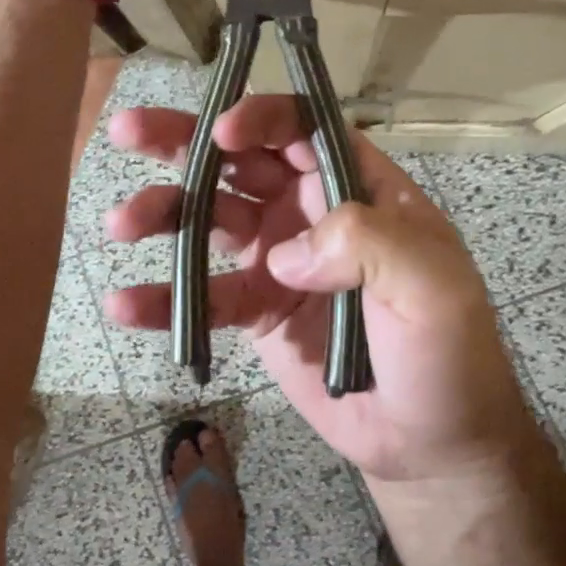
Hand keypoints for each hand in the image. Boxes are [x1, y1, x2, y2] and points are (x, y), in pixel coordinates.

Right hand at [101, 95, 539, 483]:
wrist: (430, 446)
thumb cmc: (446, 355)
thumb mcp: (431, 286)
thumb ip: (367, 243)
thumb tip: (284, 253)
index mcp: (355, 186)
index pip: (301, 128)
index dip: (259, 119)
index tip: (221, 132)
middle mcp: (306, 209)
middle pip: (236, 160)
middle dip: (181, 139)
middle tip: (127, 130)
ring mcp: (274, 257)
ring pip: (205, 217)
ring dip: (160, 212)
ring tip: (119, 223)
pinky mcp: (252, 309)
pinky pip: (201, 294)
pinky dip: (161, 298)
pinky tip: (123, 303)